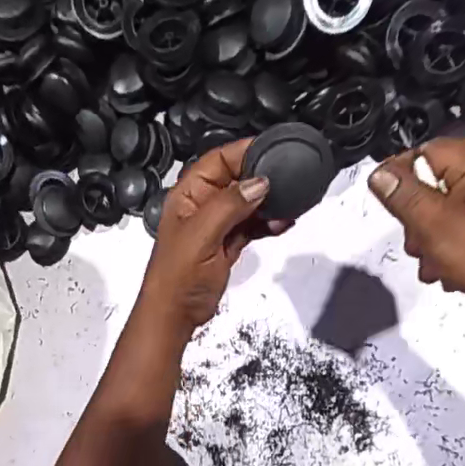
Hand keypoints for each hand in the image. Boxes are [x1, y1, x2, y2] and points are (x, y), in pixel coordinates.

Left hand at [142, 138, 284, 331]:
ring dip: (268, 203)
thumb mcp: (202, 235)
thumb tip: (258, 183)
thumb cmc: (176, 278)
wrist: (175, 315)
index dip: (243, 153)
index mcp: (187, 196)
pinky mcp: (226, 246)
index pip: (218, 161)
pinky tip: (282, 222)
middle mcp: (201, 207)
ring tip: (289, 203)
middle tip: (286, 178)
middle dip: (261, 178)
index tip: (270, 150)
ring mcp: (215, 227)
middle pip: (236, 180)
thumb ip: (230, 206)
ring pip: (246, 204)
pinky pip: (250, 227)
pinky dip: (266, 224)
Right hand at [367, 138, 464, 330]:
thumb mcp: (436, 227)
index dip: (403, 179)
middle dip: (420, 218)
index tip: (391, 206)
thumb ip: (404, 197)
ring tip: (437, 264)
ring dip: (434, 238)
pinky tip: (453, 270)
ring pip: (451, 209)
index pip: (428, 151)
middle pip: (439, 183)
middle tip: (420, 245)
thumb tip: (381, 174)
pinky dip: (455, 246)